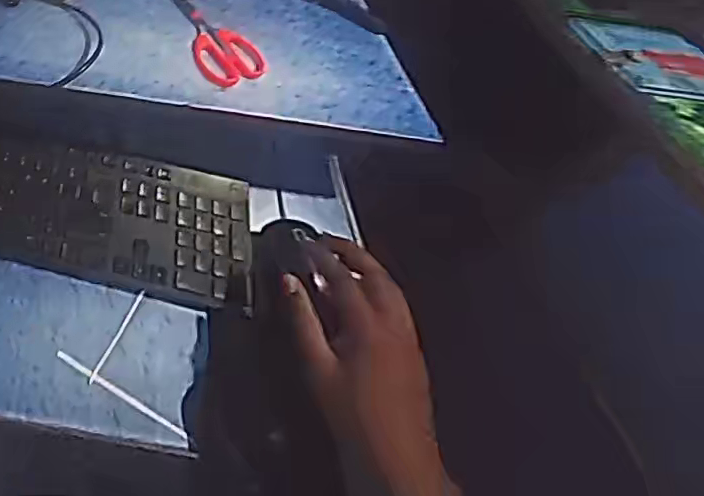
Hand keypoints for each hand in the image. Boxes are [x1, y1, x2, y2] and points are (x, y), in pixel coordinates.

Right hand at [283, 237, 457, 495]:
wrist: (397, 461)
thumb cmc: (354, 417)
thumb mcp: (315, 364)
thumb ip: (301, 317)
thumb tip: (289, 282)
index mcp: (368, 326)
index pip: (342, 276)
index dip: (320, 256)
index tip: (305, 245)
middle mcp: (394, 328)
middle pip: (377, 276)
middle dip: (352, 253)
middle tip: (329, 242)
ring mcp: (409, 341)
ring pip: (393, 291)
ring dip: (369, 270)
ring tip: (346, 261)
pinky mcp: (414, 355)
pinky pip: (399, 308)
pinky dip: (380, 291)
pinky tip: (364, 298)